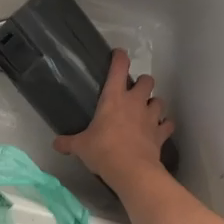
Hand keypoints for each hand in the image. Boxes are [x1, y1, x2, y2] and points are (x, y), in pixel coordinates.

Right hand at [53, 49, 173, 189]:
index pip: (118, 68)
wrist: (131, 170)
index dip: (119, 57)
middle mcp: (135, 102)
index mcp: (113, 98)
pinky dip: (165, 125)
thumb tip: (56, 144)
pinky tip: (159, 129)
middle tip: (134, 92)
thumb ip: (68, 142)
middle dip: (142, 83)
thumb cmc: (103, 150)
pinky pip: (167, 124)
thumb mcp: (80, 146)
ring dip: (154, 103)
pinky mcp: (161, 133)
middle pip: (147, 80)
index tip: (118, 54)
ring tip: (147, 111)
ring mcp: (151, 117)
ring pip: (160, 101)